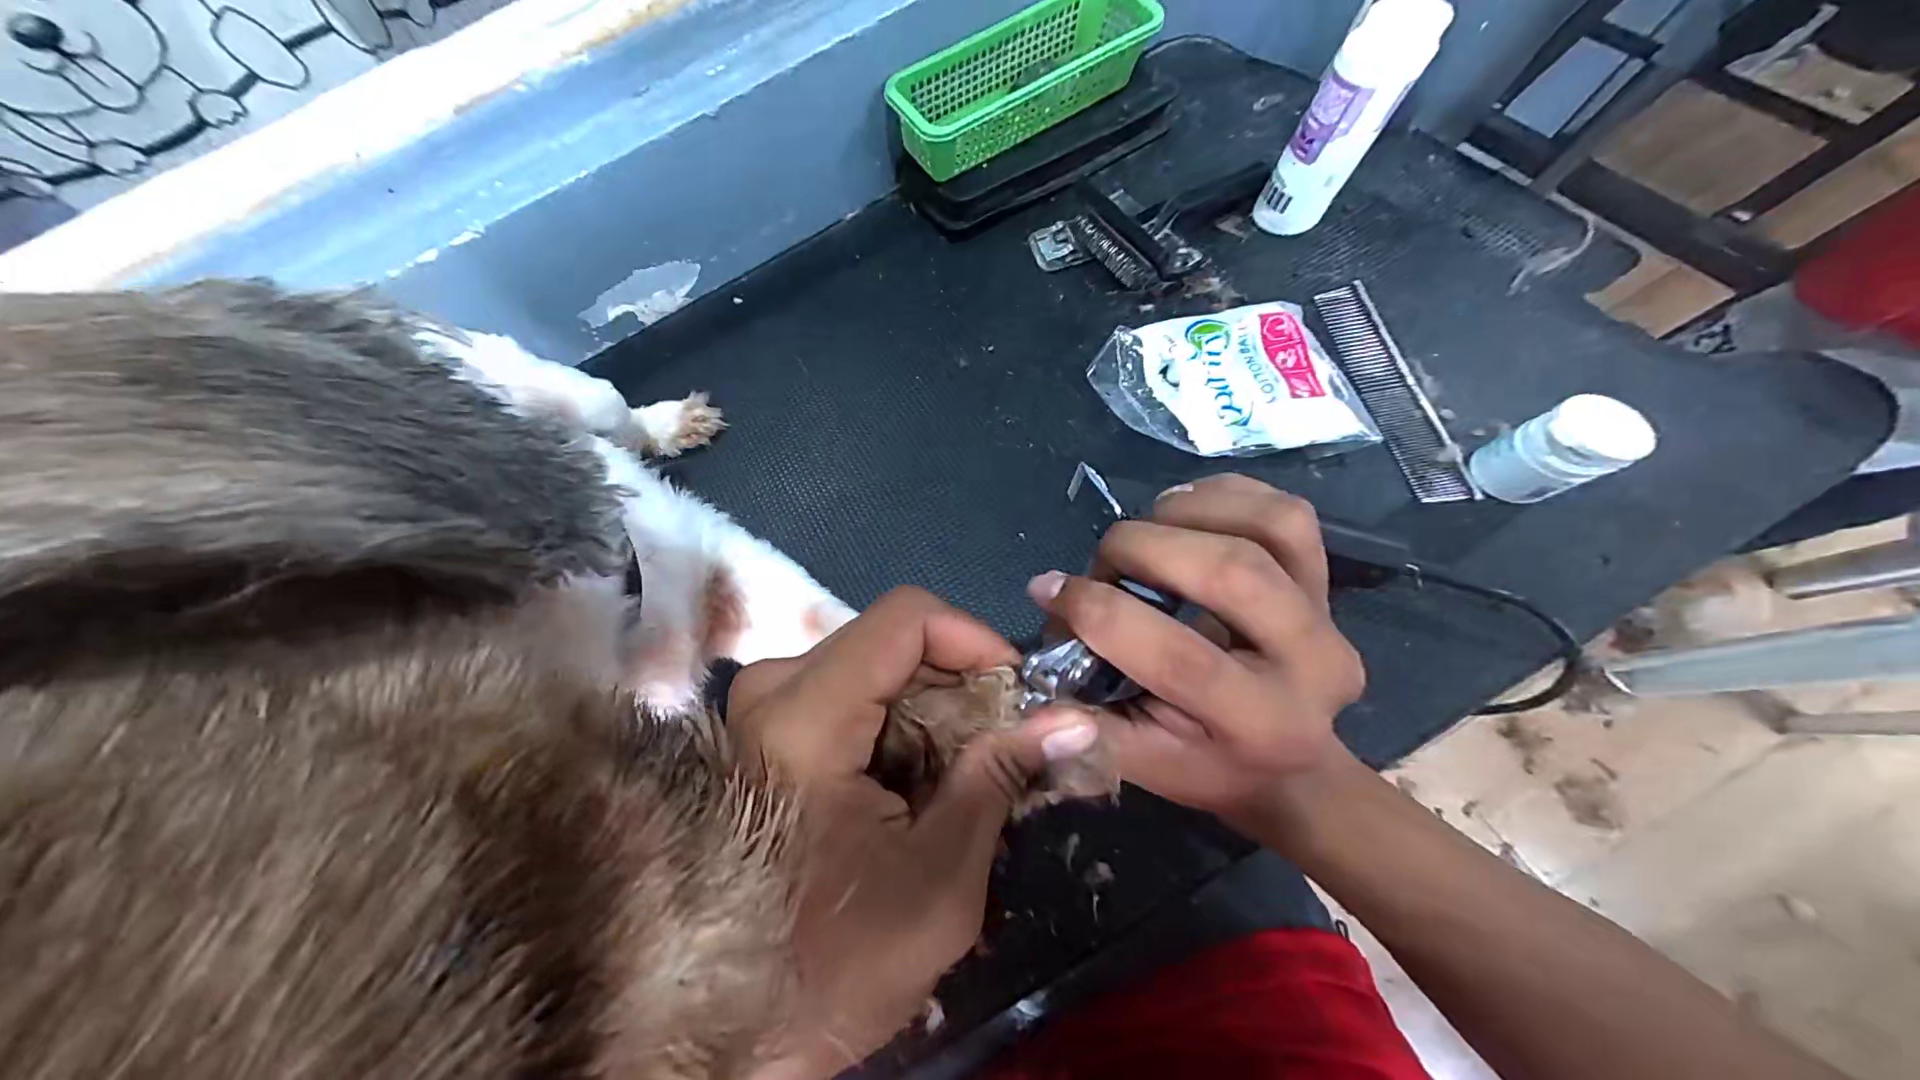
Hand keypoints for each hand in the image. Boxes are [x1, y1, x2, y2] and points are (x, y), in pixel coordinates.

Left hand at [731, 588, 1100, 1078]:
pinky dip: (898, 726)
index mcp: (807, 716)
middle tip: (1001, 747)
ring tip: (961, 777)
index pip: (908, 616)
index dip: (977, 640)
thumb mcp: (939, 878)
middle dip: (962, 685)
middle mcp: (773, 689)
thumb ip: (1000, 779)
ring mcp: (762, 707)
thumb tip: (1070, 720)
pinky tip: (914, 786)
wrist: (719, 1028)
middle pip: (894, 641)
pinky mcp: (765, 730)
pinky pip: (851, 693)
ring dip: (933, 710)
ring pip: (876, 666)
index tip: (1016, 696)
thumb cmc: (829, 963)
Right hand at [1024, 474, 1364, 828]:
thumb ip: (1086, 714)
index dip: (1099, 612)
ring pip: (1268, 526)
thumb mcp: (1140, 761)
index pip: (1178, 655)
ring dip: (1186, 513)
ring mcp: (1331, 613)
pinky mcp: (1328, 578)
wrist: (1292, 763)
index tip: (1049, 591)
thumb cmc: (1206, 765)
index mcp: (1262, 723)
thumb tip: (1041, 640)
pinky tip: (1181, 515)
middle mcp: (1314, 664)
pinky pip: (1283, 512)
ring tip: (1144, 531)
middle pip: (1230, 571)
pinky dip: (1223, 496)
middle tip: (1101, 562)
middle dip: (1141, 548)